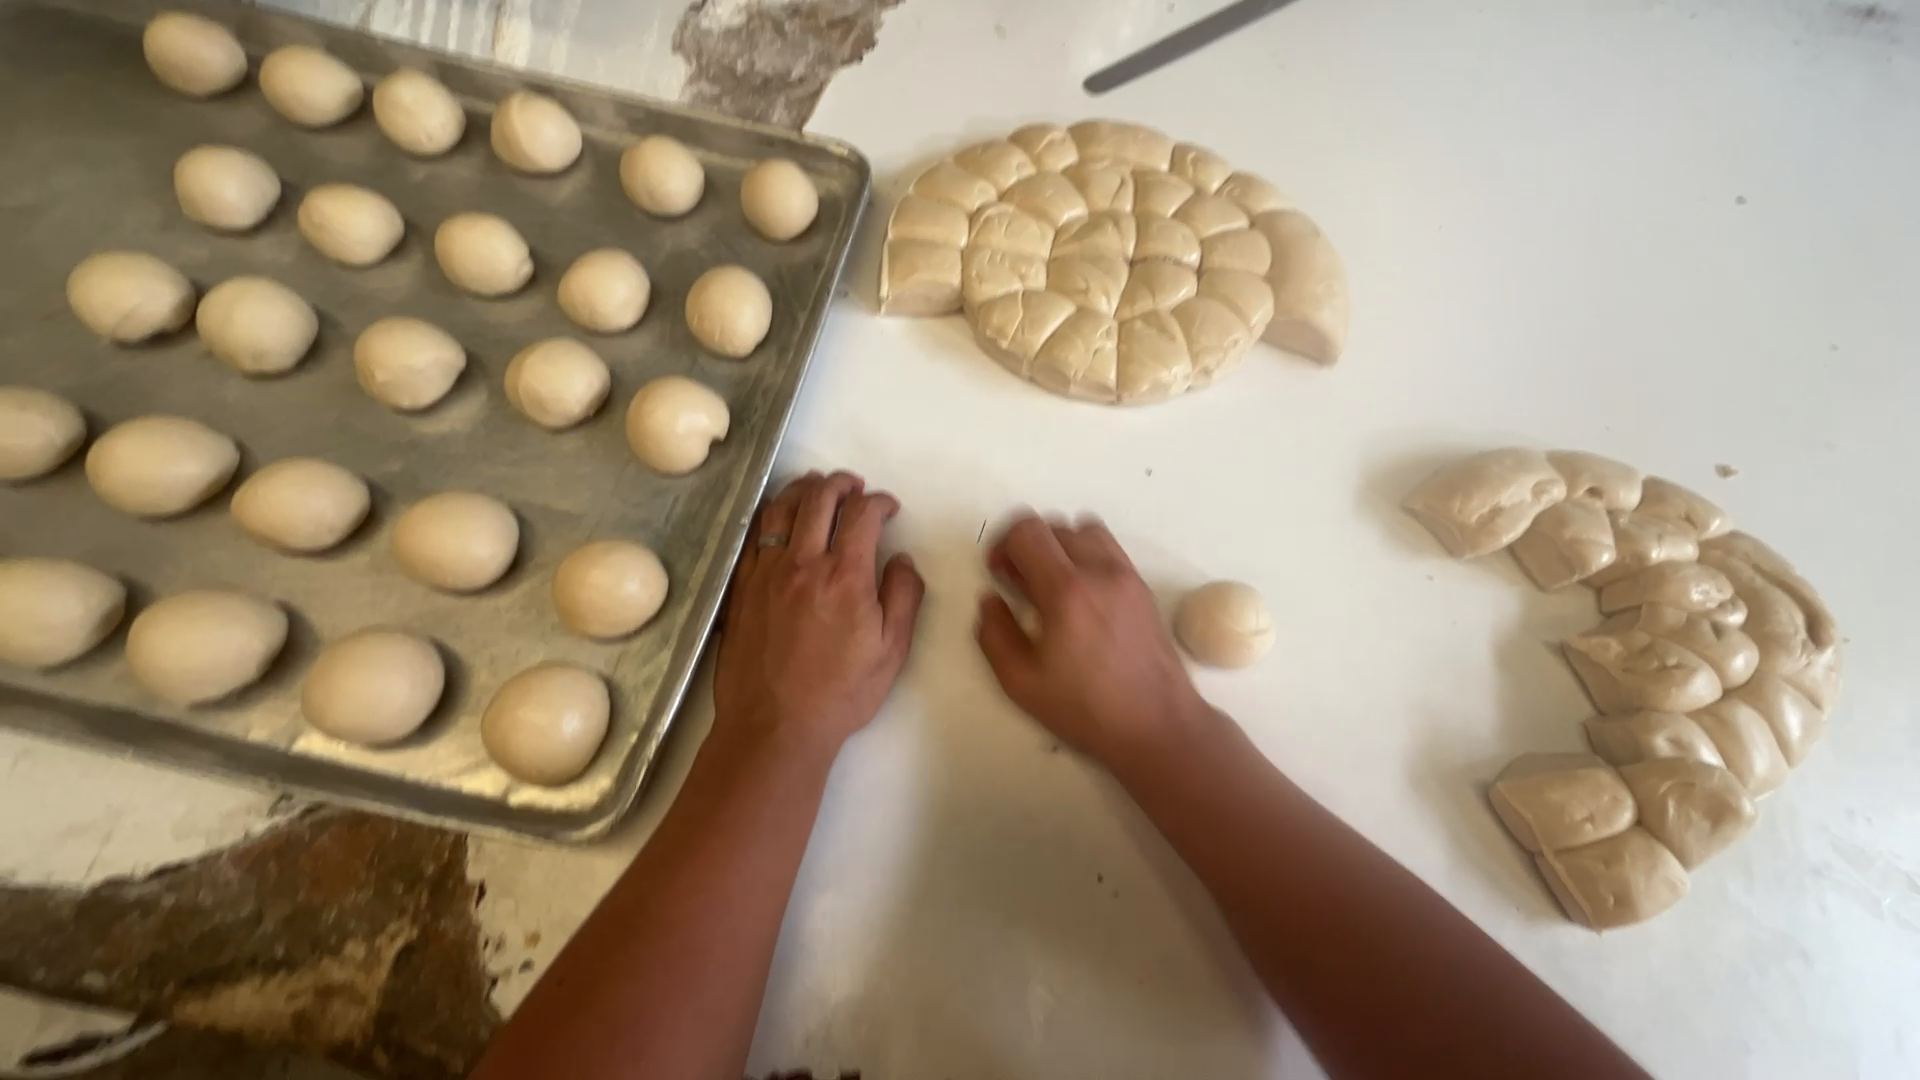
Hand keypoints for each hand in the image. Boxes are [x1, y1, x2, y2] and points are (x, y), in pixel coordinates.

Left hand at [713, 471, 925, 759]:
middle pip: (819, 499)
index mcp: (846, 575)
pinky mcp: (742, 587)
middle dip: (841, 483)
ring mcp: (766, 572)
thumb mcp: (892, 650)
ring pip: (780, 509)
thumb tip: (901, 560)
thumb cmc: (841, 692)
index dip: (879, 501)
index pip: (862, 514)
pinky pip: (753, 535)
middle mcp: (804, 563)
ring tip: (816, 488)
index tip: (888, 507)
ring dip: (802, 489)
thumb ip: (904, 597)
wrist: (775, 725)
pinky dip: (769, 515)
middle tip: (854, 485)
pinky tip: (778, 518)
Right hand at [976, 513, 1212, 768]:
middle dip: (1028, 546)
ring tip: (1052, 585)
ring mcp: (1127, 576)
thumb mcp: (1020, 682)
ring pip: (1085, 530)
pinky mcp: (1143, 588)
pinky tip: (1080, 598)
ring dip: (1060, 546)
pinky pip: (1109, 549)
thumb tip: (990, 600)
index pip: (1027, 530)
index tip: (999, 574)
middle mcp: (1100, 570)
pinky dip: (1087, 557)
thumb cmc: (1085, 708)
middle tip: (1020, 584)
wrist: (1157, 725)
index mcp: (1066, 590)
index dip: (1002, 544)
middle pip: (1055, 525)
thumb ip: (994, 633)